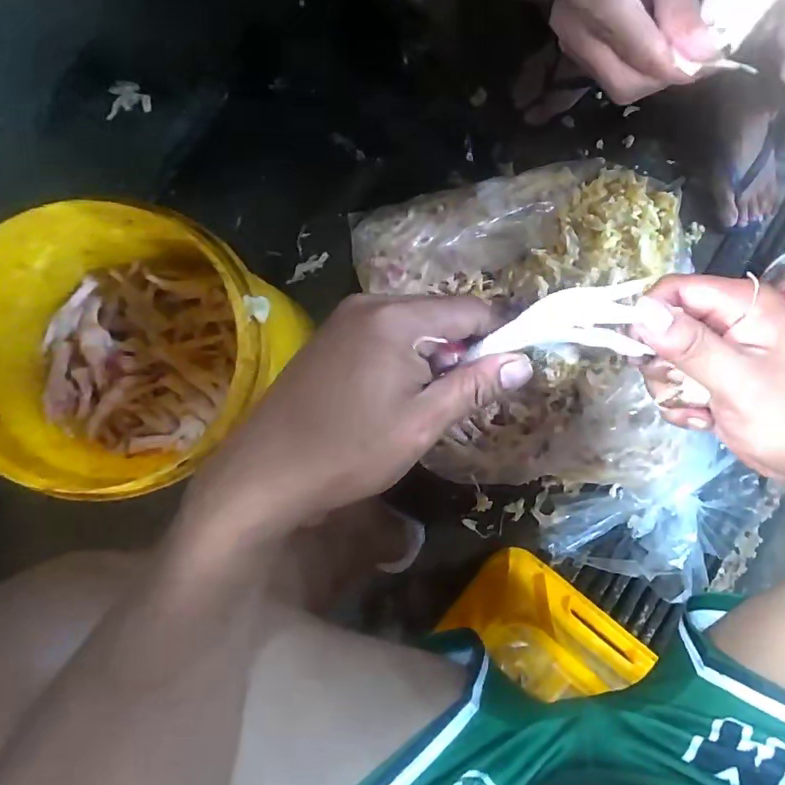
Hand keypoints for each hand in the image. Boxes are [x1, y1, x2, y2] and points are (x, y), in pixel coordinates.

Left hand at [183, 295, 532, 536]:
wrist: (259, 480)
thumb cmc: (349, 452)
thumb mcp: (424, 422)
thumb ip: (476, 385)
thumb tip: (525, 362)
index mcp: (396, 318)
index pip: (473, 309)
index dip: (499, 338)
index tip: (505, 375)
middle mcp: (370, 304)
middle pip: (444, 314)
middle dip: (464, 350)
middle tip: (459, 398)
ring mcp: (346, 319)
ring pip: (418, 325)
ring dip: (436, 357)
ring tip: (425, 403)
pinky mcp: (332, 337)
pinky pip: (390, 334)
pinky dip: (408, 358)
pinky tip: (394, 397)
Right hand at [553, 0, 718, 102]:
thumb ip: (683, 1)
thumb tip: (700, 58)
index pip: (645, 58)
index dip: (686, 64)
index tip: (715, 48)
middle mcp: (571, 21)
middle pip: (629, 84)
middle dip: (668, 73)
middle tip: (694, 41)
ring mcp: (569, 36)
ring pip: (623, 86)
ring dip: (657, 72)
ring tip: (673, 31)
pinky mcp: (576, 45)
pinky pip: (617, 76)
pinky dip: (643, 68)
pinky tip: (656, 35)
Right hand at [630, 274, 784, 488]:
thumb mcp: (741, 383)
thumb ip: (691, 347)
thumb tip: (642, 310)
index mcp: (747, 306)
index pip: (679, 289)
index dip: (651, 315)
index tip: (637, 349)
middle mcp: (735, 322)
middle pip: (669, 324)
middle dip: (664, 361)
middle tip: (678, 389)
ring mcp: (729, 353)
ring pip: (670, 358)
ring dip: (673, 388)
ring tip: (699, 411)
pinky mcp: (724, 382)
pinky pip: (684, 383)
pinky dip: (685, 404)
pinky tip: (704, 421)